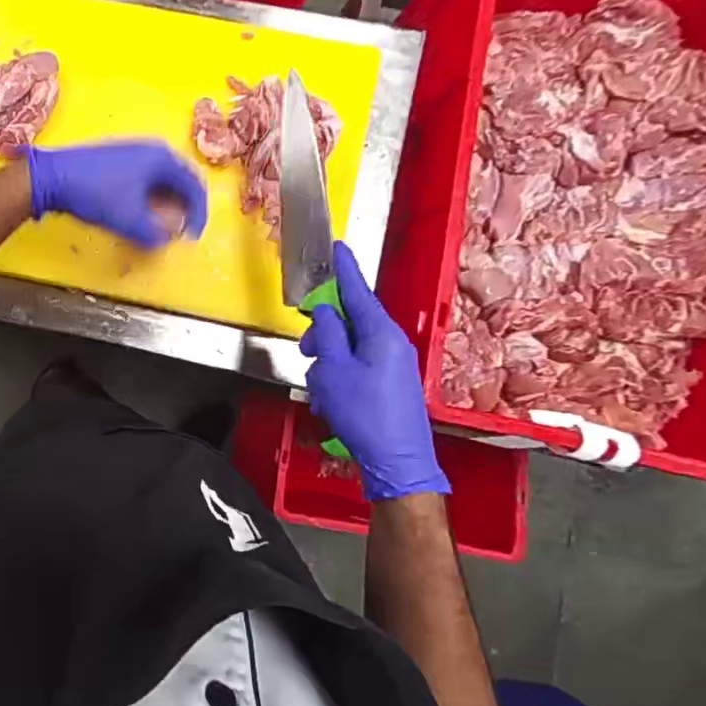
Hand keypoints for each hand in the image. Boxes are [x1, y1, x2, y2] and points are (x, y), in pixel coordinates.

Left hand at [24, 141, 207, 247]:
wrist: (52, 177)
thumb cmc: (96, 194)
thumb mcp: (129, 219)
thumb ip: (155, 232)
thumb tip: (169, 238)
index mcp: (162, 157)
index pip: (194, 185)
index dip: (198, 214)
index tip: (192, 237)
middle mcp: (152, 151)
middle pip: (179, 183)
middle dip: (181, 211)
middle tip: (177, 234)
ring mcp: (133, 154)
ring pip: (160, 184)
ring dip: (164, 208)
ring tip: (159, 230)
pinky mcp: (117, 163)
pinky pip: (143, 184)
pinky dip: (147, 202)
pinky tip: (138, 218)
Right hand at [299, 241, 449, 500]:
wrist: (398, 458)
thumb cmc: (363, 412)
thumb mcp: (335, 371)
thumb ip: (327, 335)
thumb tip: (326, 310)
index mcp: (381, 333)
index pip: (359, 292)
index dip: (345, 270)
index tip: (338, 247)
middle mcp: (391, 343)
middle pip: (349, 322)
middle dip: (323, 335)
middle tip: (307, 354)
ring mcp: (392, 364)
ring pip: (349, 349)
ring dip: (328, 365)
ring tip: (321, 391)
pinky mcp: (389, 384)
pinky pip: (356, 370)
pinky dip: (339, 381)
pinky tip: (331, 404)